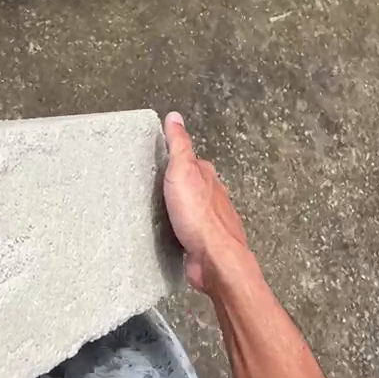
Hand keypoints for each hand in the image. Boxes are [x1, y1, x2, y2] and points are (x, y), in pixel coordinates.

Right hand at [162, 112, 252, 293]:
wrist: (215, 260)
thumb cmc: (200, 217)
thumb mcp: (182, 169)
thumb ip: (178, 144)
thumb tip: (175, 117)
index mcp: (207, 176)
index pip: (192, 159)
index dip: (177, 158)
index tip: (164, 157)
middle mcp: (214, 196)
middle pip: (196, 185)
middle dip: (182, 186)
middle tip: (162, 184)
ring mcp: (212, 221)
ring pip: (195, 210)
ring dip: (184, 210)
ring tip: (166, 209)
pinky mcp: (205, 244)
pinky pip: (191, 233)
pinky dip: (183, 231)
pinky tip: (175, 234)